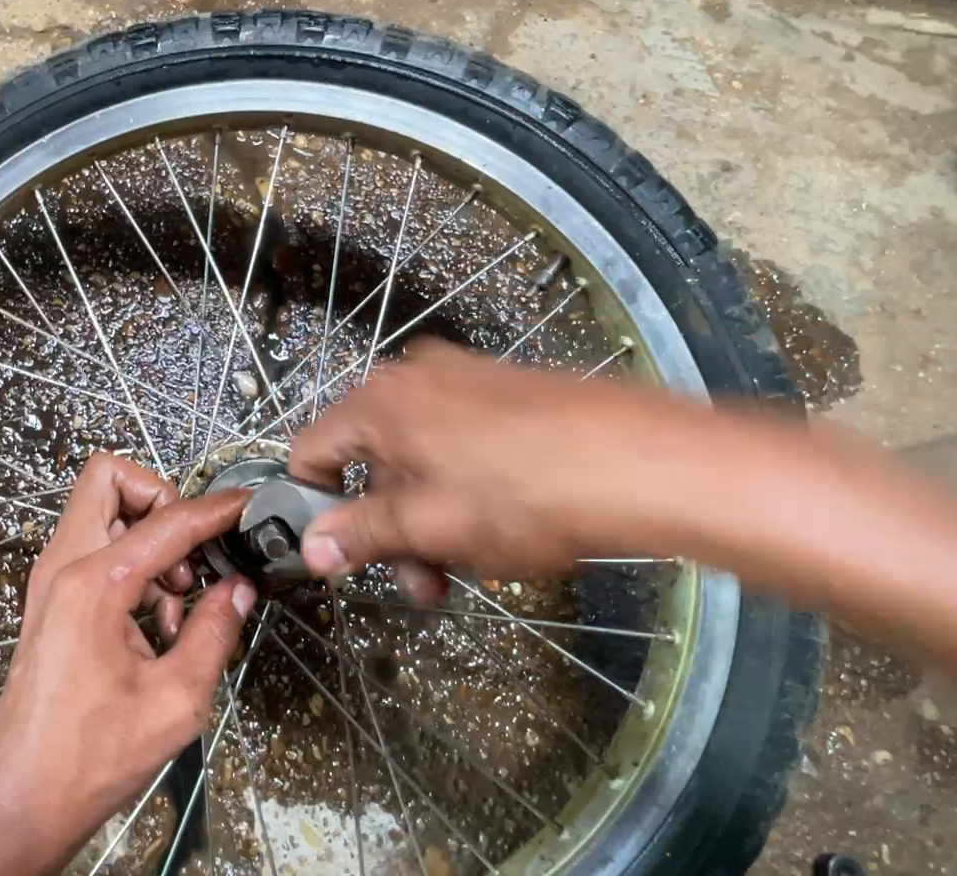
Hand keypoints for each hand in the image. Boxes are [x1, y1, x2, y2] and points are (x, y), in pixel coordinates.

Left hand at [0, 453, 256, 869]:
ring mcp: (52, 577)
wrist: (23, 793)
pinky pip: (95, 548)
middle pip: (108, 479)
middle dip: (159, 498)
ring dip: (147, 537)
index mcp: (94, 582)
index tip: (247, 507)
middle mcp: (64, 563)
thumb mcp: (176, 699)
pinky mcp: (52, 597)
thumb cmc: (94, 754)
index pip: (167, 521)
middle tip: (191, 549)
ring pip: (101, 511)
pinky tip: (157, 622)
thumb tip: (239, 588)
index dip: (215, 510)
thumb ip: (214, 632)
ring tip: (178, 602)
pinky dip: (131, 563)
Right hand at [289, 340, 757, 597]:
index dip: (314, 503)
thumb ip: (360, 535)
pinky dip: (458, 485)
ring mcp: (462, 380)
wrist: (646, 462)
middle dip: (385, 525)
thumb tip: (312, 550)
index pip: (310, 450)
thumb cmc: (524, 492)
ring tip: (467, 564)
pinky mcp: (504, 391)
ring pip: (415, 456)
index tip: (341, 548)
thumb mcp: (428, 525)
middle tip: (420, 577)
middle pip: (367, 459)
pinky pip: (456, 442)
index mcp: (378, 403)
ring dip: (424, 514)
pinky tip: (501, 525)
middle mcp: (411, 379)